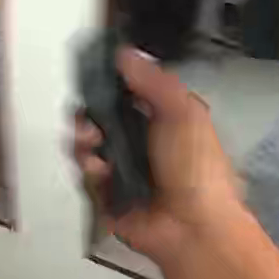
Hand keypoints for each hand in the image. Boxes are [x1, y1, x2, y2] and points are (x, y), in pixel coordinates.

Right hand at [72, 48, 240, 263]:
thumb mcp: (183, 112)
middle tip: (87, 119)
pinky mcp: (105, 199)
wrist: (193, 225)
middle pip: (97, 121)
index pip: (123, 95)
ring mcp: (119, 173)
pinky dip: (87, 169)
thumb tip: (123, 53)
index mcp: (158, 120)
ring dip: (83, 140)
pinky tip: (98, 168)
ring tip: (92, 144)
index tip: (88, 74)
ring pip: (86, 148)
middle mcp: (137, 144)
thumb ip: (153, 81)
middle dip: (86, 115)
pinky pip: (85, 178)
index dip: (104, 85)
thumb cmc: (195, 165)